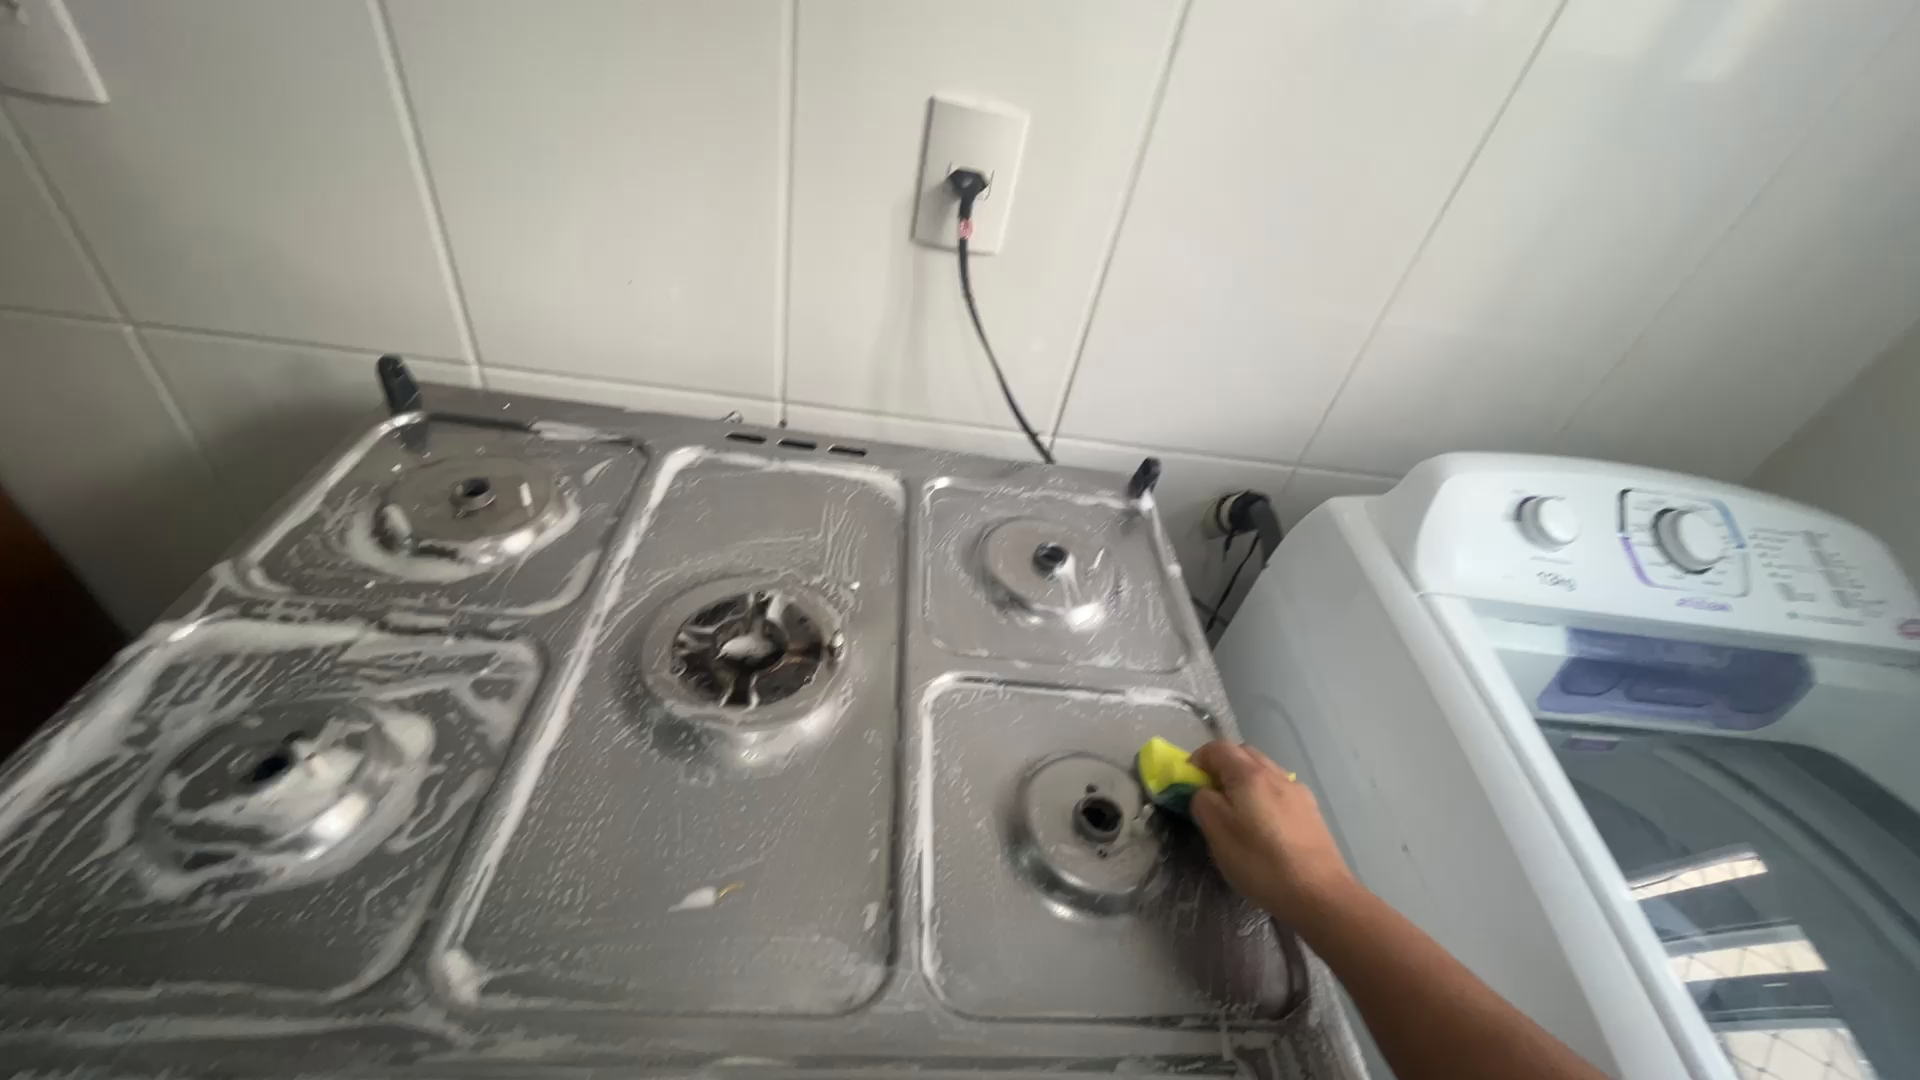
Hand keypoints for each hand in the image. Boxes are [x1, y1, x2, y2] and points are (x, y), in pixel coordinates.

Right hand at [1190, 741, 1355, 926]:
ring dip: (1245, 778)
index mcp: (1249, 774)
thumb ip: (1202, 802)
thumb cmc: (1260, 862)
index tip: (1189, 783)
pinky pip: (1280, 788)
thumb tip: (1204, 792)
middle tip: (1211, 794)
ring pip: (1264, 770)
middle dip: (1222, 765)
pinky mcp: (1312, 811)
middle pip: (1243, 753)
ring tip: (1239, 810)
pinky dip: (1265, 793)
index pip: (1217, 748)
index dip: (1198, 759)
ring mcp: (1298, 791)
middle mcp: (1275, 774)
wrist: (1320, 895)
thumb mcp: (1216, 832)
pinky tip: (1266, 823)